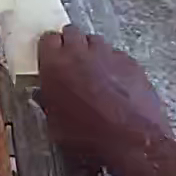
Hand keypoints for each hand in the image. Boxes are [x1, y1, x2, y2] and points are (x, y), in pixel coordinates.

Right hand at [36, 25, 173, 160]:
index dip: (49, 48)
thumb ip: (47, 100)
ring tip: (94, 71)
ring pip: (96, 41)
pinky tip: (115, 82)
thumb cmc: (87, 136)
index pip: (47, 39)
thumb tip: (44, 94)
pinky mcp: (131, 62)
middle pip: (72, 32)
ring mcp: (108, 55)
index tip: (50, 57)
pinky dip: (113, 63)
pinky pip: (117, 55)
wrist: (132, 142)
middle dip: (70, 43)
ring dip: (92, 51)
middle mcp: (80, 53)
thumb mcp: (54, 122)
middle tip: (71, 61)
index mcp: (55, 64)